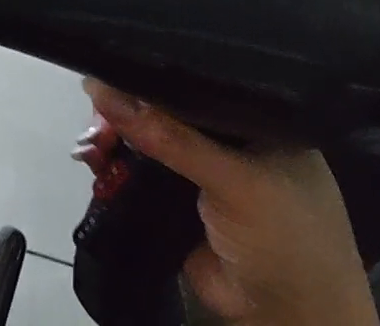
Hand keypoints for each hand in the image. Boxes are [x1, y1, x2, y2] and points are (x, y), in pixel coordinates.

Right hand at [80, 81, 379, 325]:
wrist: (287, 322)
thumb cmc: (287, 243)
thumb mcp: (236, 182)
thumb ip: (168, 136)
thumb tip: (98, 88)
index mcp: (260, 131)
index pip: (198, 90)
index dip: (153, 81)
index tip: (111, 77)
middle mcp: (228, 147)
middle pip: (159, 113)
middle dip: (121, 113)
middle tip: (98, 123)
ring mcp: (197, 175)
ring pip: (139, 140)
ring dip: (109, 140)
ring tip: (92, 148)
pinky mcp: (170, 200)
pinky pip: (130, 170)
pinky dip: (109, 165)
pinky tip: (94, 163)